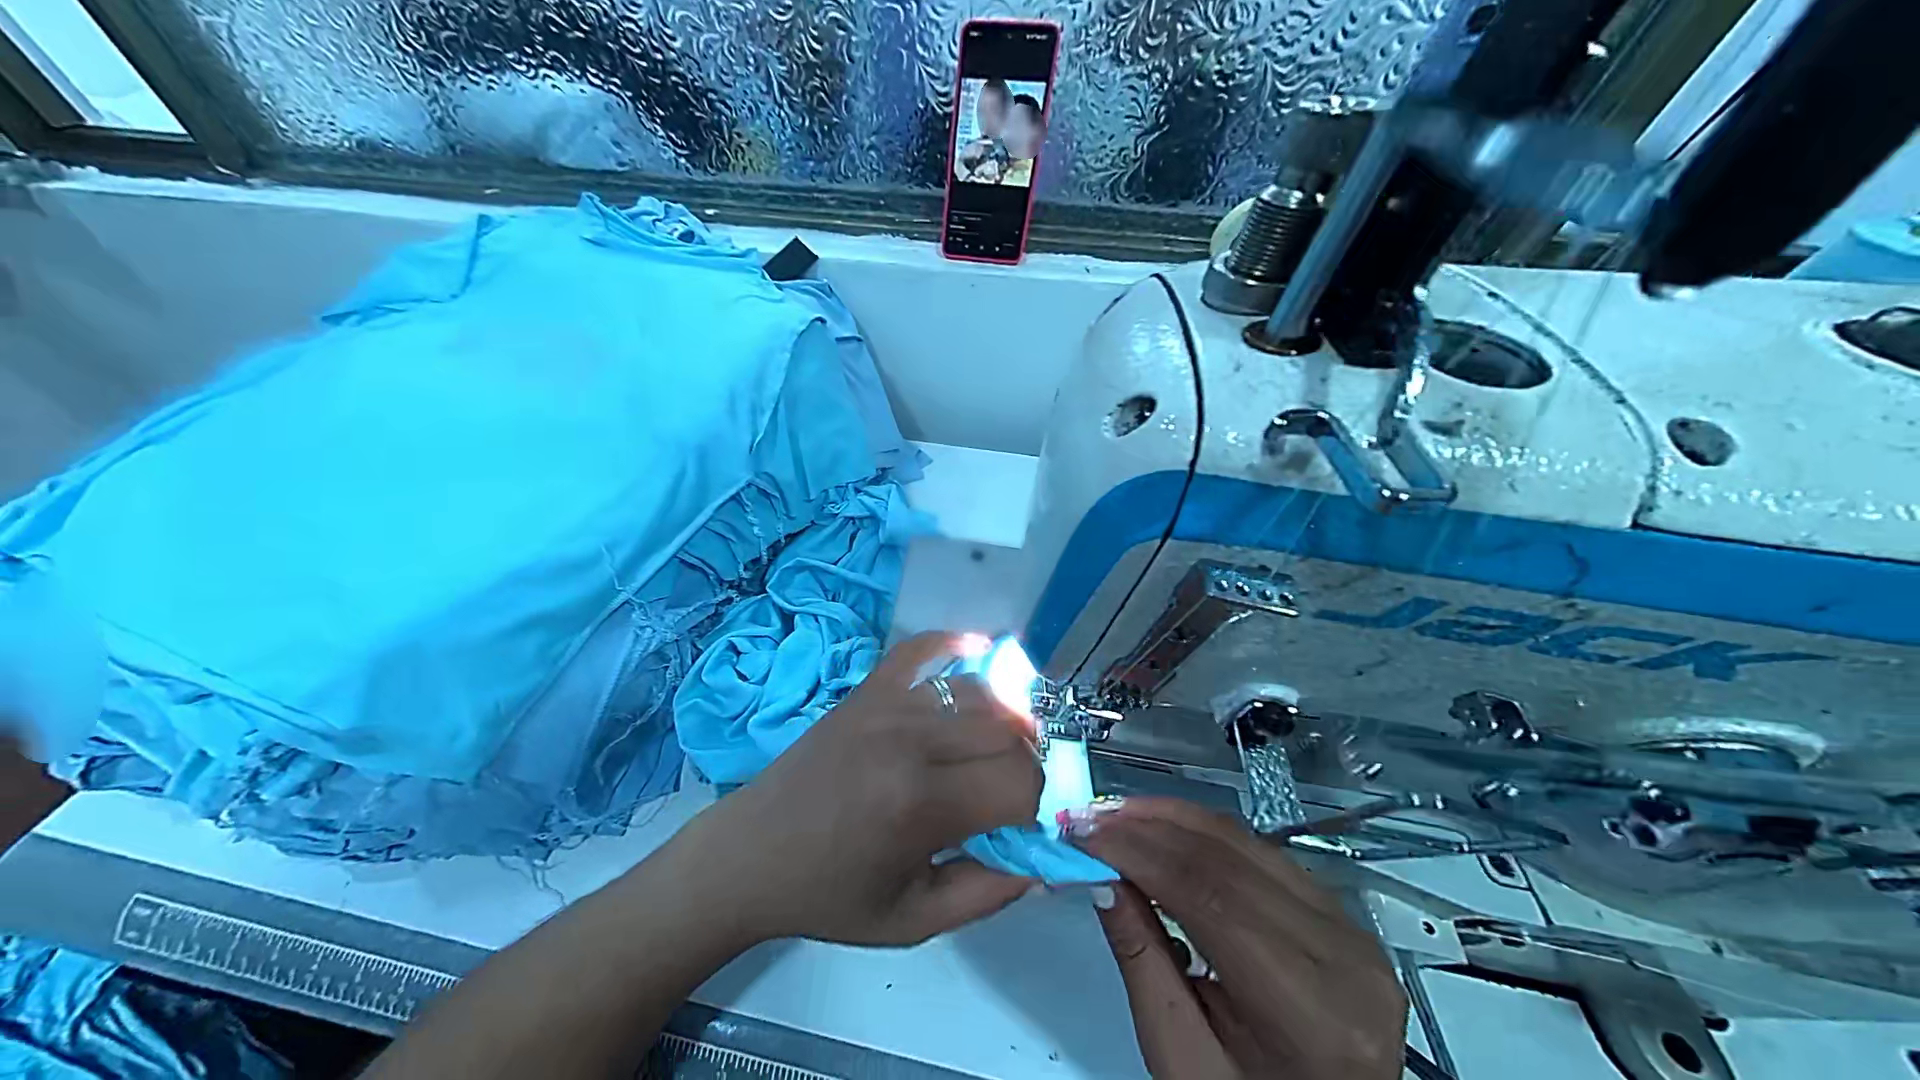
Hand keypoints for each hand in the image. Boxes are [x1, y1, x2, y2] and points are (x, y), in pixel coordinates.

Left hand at [666, 632, 1043, 947]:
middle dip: (1026, 763)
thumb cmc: (829, 895)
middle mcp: (909, 740)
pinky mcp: (866, 690)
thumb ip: (988, 894)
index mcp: (920, 804)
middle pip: (1008, 731)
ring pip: (979, 691)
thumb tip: (1044, 861)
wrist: (750, 854)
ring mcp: (886, 705)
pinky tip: (978, 652)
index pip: (1020, 782)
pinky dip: (955, 645)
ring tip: (997, 747)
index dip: (1036, 806)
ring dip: (1004, 717)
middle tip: (1008, 792)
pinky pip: (921, 649)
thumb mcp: (913, 921)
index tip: (1021, 826)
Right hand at [1071, 798, 1406, 1079]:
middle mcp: (1344, 954)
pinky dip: (1200, 833)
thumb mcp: (1182, 1058)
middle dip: (1146, 828)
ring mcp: (1350, 927)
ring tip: (1113, 815)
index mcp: (1314, 1011)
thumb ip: (1142, 963)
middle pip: (1227, 860)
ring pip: (1243, 842)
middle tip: (1087, 818)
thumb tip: (1101, 878)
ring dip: (1170, 819)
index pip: (1211, 898)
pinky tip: (1159, 828)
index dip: (1139, 853)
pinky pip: (1258, 852)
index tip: (1082, 835)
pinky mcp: (1340, 912)